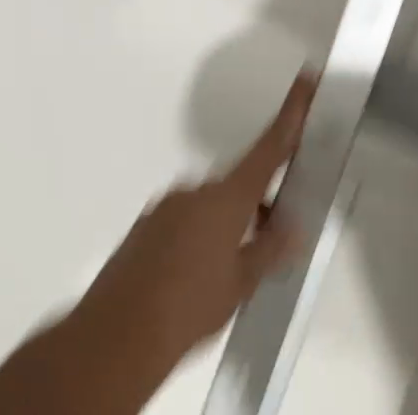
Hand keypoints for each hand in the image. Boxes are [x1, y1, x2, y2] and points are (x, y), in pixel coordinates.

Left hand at [0, 75, 318, 414]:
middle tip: (267, 243)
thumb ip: (270, 250)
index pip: (269, 148)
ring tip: (225, 274)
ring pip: (209, 207)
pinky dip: (197, 239)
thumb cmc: (189, 305)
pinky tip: (194, 278)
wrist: (112, 340)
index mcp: (228, 197)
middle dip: (255, 208)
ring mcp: (165, 208)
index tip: (306, 77)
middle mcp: (195, 191)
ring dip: (224, 227)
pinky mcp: (143, 230)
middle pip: (239, 186)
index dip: (291, 113)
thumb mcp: (242, 283)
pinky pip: (183, 223)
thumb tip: (292, 229)